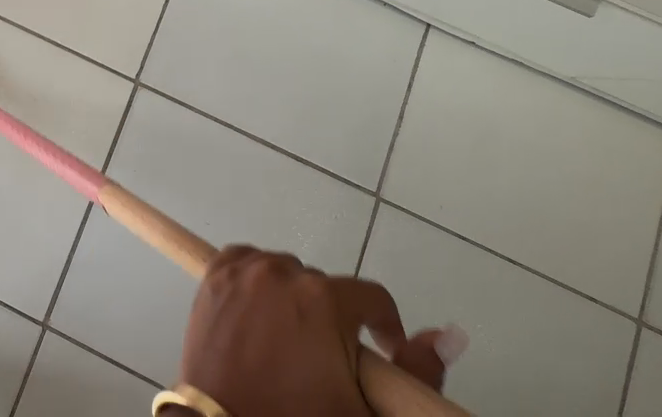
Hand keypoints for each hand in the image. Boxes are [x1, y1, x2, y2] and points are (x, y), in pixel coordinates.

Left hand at [176, 246, 448, 416]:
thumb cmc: (299, 415)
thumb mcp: (368, 407)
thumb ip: (417, 370)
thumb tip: (450, 334)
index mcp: (322, 298)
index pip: (373, 297)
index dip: (385, 326)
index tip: (381, 352)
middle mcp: (279, 272)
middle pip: (323, 284)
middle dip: (334, 315)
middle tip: (328, 357)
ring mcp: (240, 271)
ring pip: (283, 270)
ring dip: (294, 295)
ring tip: (296, 338)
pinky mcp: (211, 277)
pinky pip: (244, 260)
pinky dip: (256, 277)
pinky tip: (263, 310)